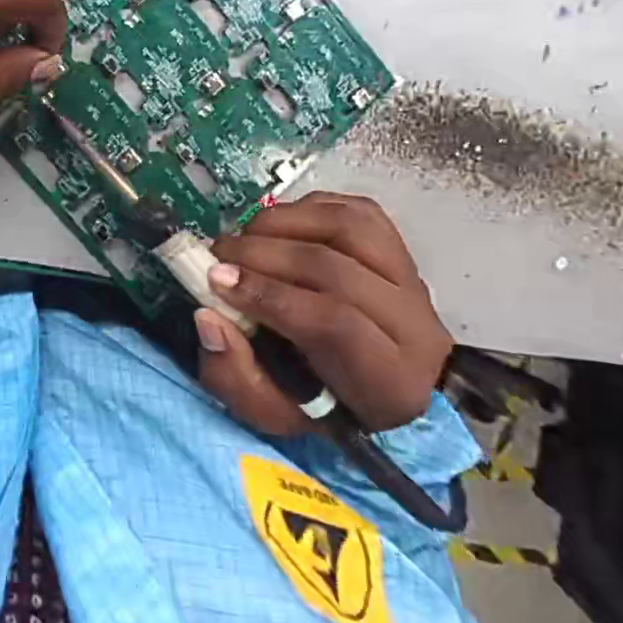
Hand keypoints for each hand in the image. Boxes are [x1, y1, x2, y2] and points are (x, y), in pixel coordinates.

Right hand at [193, 192, 450, 433]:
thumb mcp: (269, 412)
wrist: (375, 381)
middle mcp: (415, 326)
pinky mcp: (399, 245)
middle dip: (260, 256)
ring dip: (277, 226)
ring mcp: (411, 278)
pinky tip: (273, 229)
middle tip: (215, 258)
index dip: (269, 295)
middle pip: (333, 269)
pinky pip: (351, 210)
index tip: (216, 280)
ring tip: (240, 241)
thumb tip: (207, 316)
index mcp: (387, 381)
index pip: (334, 323)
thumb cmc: (317, 402)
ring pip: (344, 227)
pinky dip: (301, 210)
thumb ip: (233, 375)